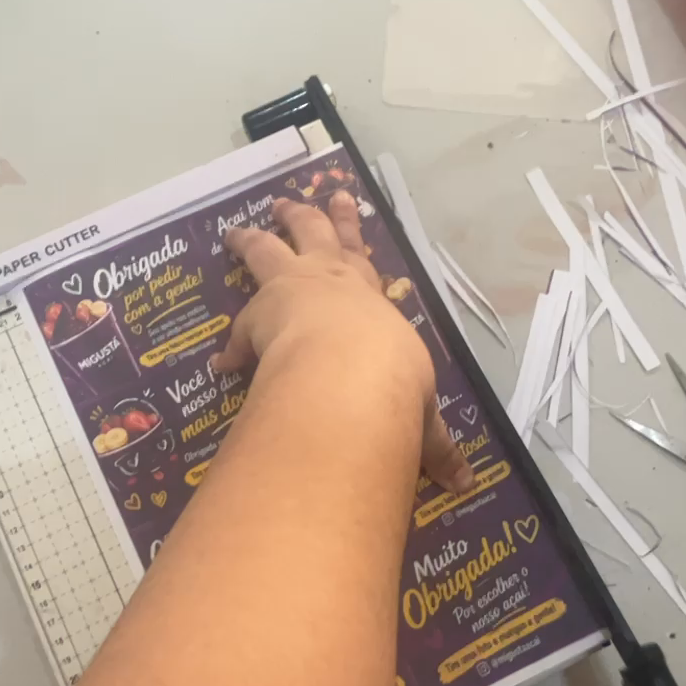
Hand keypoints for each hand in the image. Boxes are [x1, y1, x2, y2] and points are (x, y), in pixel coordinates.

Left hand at [210, 191, 474, 494]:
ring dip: (259, 236)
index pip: (362, 260)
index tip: (343, 207)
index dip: (352, 236)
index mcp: (370, 297)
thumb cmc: (392, 378)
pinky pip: (240, 319)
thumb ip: (434, 446)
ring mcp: (297, 285)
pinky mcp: (263, 306)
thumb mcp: (418, 411)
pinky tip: (220, 361)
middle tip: (290, 201)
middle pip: (318, 235)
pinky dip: (233, 343)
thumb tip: (464, 485)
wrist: (353, 367)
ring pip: (273, 248)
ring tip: (240, 228)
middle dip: (307, 217)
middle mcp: (335, 281)